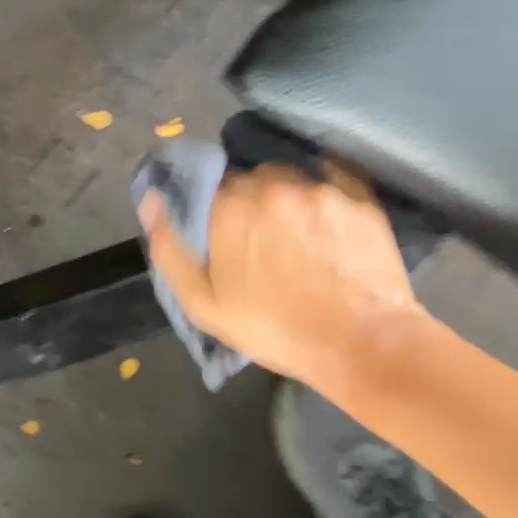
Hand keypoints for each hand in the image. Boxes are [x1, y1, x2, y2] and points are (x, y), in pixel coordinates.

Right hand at [138, 162, 433, 392]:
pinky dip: (323, 185)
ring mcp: (317, 189)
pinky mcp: (359, 198)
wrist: (365, 343)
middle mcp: (268, 186)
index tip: (222, 232)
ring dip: (284, 194)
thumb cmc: (275, 327)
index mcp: (226, 206)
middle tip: (260, 236)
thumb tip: (152, 200)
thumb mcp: (202, 302)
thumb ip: (170, 248)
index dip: (213, 208)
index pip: (207, 186)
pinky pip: (333, 174)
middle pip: (247, 178)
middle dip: (247, 200)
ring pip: (288, 176)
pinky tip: (324, 210)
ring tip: (296, 227)